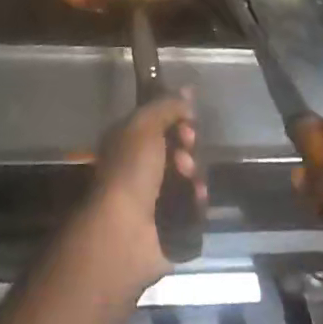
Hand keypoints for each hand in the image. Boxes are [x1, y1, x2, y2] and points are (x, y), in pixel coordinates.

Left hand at [0, 94, 206, 323]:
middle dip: (187, 144)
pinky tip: (196, 198)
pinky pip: (194, 203)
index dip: (176, 116)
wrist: (125, 231)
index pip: (159, 121)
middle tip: (186, 148)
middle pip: (177, 146)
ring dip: (194, 171)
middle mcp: (141, 166)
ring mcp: (157, 196)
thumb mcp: (145, 126)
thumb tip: (187, 91)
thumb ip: (166, 106)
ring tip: (188, 178)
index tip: (187, 118)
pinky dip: (197, 198)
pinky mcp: (172, 222)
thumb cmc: (130, 171)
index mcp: (128, 141)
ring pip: (188, 174)